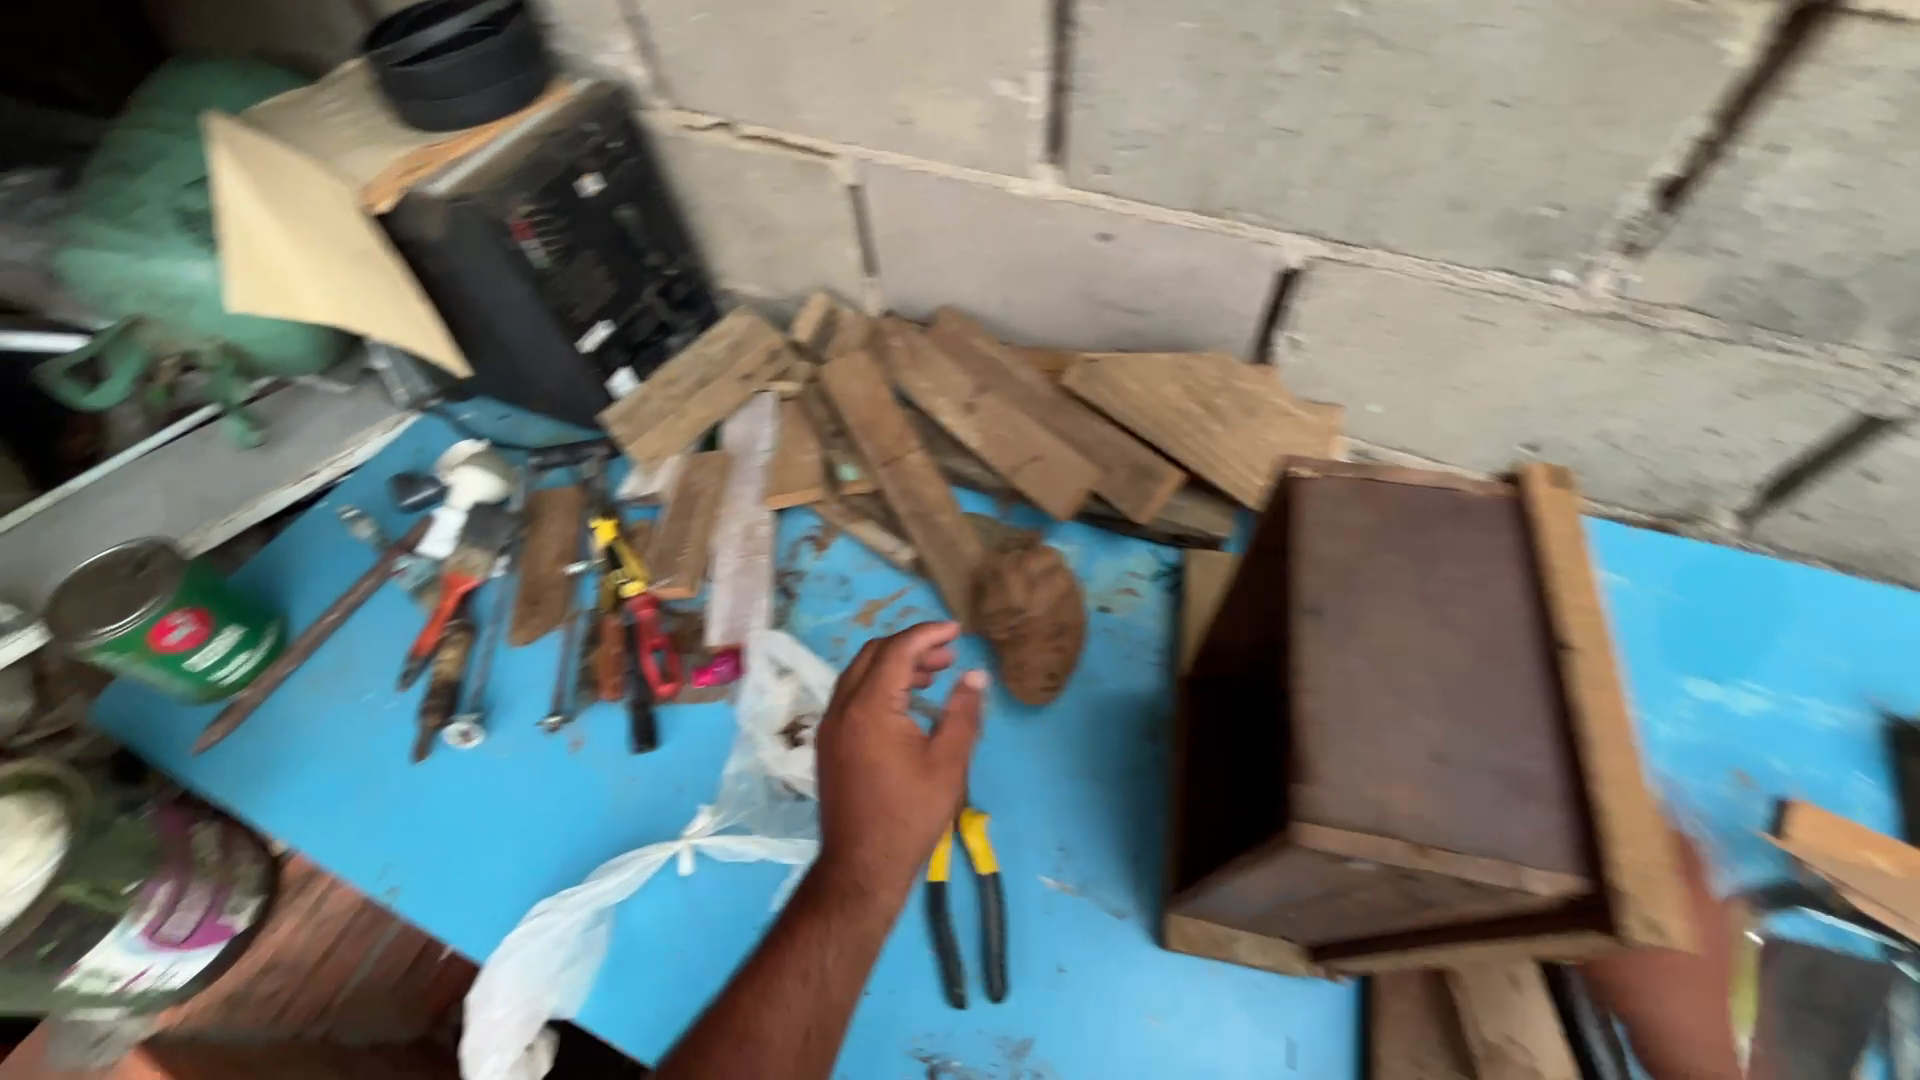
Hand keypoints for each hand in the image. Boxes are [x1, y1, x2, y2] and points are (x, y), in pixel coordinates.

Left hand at [815, 622, 985, 900]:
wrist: (861, 867)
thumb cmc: (910, 815)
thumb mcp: (948, 763)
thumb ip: (963, 713)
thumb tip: (975, 675)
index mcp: (870, 707)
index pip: (898, 650)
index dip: (928, 634)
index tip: (957, 631)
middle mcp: (842, 708)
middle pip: (874, 654)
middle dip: (912, 646)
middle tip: (948, 654)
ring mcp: (830, 726)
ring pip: (859, 674)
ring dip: (894, 665)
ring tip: (933, 675)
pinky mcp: (829, 744)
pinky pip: (851, 696)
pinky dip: (878, 686)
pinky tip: (906, 705)